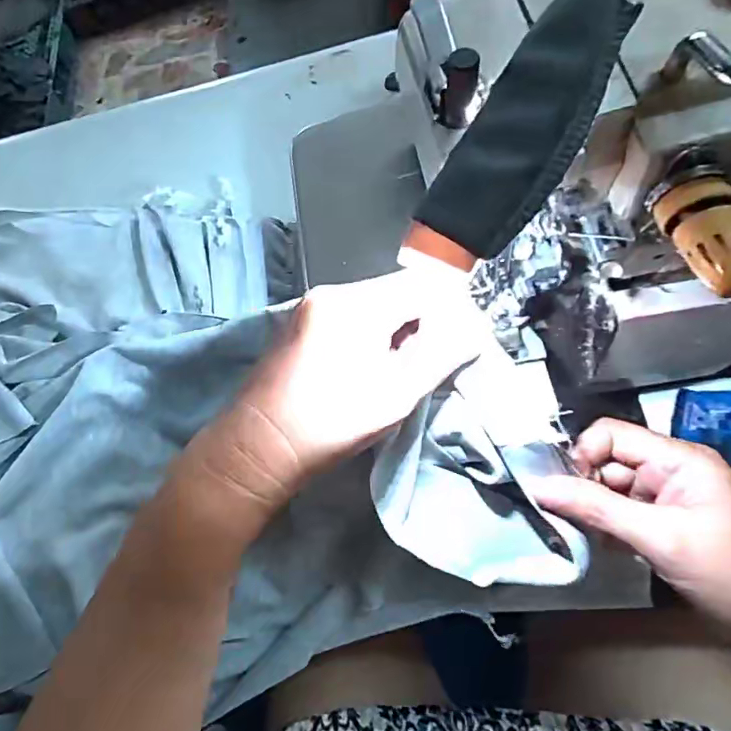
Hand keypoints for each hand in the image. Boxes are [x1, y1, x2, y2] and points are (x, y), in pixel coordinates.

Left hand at [181, 267, 484, 524]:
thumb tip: (471, 327)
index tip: (460, 347)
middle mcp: (331, 292)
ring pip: (376, 304)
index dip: (452, 312)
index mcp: (354, 303)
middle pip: (398, 291)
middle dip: (423, 322)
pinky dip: (371, 334)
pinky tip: (368, 369)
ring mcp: (312, 306)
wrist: (258, 444)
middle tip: (429, 366)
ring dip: (397, 330)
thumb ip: (441, 352)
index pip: (425, 285)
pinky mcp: (302, 323)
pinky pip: (351, 316)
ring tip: (397, 372)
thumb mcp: (398, 392)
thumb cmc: (330, 423)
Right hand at [530, 418, 730, 643]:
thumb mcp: (660, 538)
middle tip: (573, 520)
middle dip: (585, 487)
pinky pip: (626, 513)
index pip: (611, 434)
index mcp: (680, 459)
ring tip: (591, 538)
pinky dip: (611, 527)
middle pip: (609, 461)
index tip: (566, 491)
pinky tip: (608, 548)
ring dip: (597, 511)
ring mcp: (673, 500)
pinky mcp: (671, 526)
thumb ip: (597, 508)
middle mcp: (674, 471)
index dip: (582, 456)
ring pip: (614, 490)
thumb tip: (539, 486)